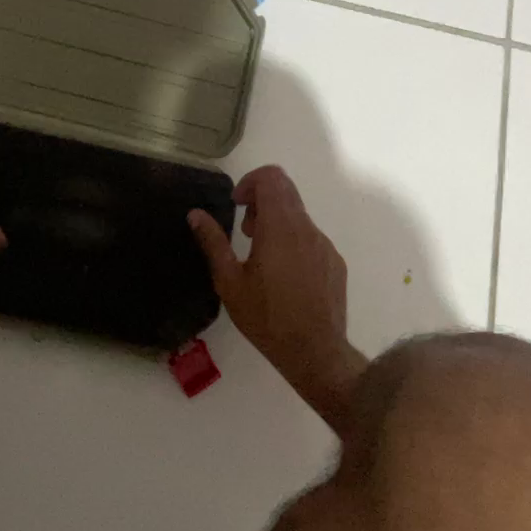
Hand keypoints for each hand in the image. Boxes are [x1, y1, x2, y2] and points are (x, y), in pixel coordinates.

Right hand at [189, 165, 366, 435]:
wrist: (316, 353)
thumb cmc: (266, 318)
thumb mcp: (229, 282)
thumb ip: (213, 242)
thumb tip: (195, 214)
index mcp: (279, 227)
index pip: (272, 177)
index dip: (250, 181)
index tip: (237, 205)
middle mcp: (306, 228)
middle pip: (285, 191)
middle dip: (261, 201)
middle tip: (246, 232)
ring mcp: (324, 245)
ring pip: (298, 215)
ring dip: (276, 223)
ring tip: (261, 258)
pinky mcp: (335, 262)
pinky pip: (311, 237)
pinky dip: (293, 242)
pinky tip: (284, 277)